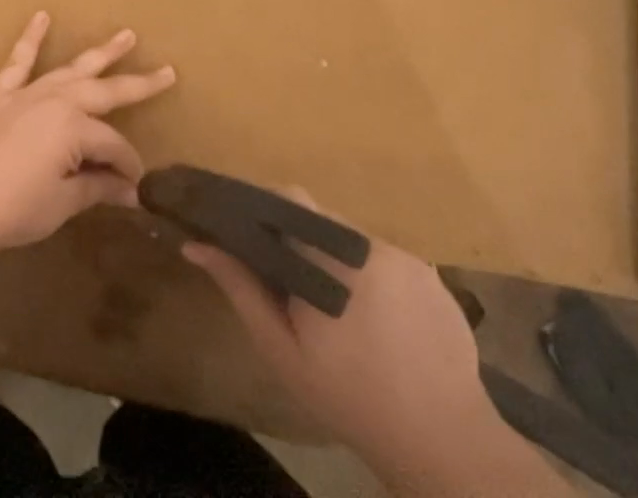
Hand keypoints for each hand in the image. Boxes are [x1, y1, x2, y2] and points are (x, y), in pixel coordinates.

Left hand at [0, 11, 176, 257]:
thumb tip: (129, 192)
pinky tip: (41, 17)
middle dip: (137, 84)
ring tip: (125, 35)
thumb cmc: (15, 208)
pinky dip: (29, 40)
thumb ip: (97, 187)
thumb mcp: (64, 202)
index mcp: (74, 128)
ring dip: (98, 54)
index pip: (113, 144)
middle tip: (166, 72)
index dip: (128, 166)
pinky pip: (16, 65)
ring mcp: (24, 97)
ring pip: (69, 70)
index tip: (134, 189)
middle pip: (103, 93)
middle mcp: (54, 102)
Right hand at [183, 189, 496, 460]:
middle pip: (320, 219)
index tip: (243, 233)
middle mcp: (372, 245)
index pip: (288, 200)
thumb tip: (196, 245)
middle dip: (297, 240)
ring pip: (352, 240)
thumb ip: (241, 288)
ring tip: (329, 308)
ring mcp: (409, 259)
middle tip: (283, 282)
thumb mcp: (280, 347)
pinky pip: (385, 260)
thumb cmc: (347, 395)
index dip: (262, 209)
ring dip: (332, 258)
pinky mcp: (433, 277)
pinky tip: (370, 320)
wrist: (441, 438)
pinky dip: (367, 276)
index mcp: (330, 257)